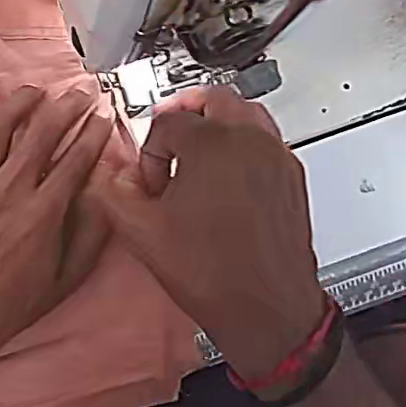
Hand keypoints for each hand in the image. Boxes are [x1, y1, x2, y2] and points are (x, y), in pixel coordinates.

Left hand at [0, 86, 115, 405]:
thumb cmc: (12, 300)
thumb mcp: (66, 278)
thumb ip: (91, 234)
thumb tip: (104, 196)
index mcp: (42, 212)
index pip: (75, 158)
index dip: (94, 132)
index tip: (102, 117)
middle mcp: (8, 190)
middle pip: (41, 131)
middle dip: (66, 106)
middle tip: (79, 94)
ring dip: (20, 102)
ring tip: (36, 91)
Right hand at [95, 86, 330, 382]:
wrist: (266, 307)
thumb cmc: (213, 273)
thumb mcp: (141, 232)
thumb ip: (115, 191)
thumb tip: (114, 176)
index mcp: (212, 145)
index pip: (168, 121)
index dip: (149, 151)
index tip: (149, 181)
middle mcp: (250, 141)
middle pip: (213, 99)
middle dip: (183, 114)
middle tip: (167, 136)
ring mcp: (276, 157)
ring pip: (245, 112)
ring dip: (215, 123)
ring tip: (195, 153)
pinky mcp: (292, 176)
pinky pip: (264, 140)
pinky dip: (241, 143)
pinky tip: (225, 176)